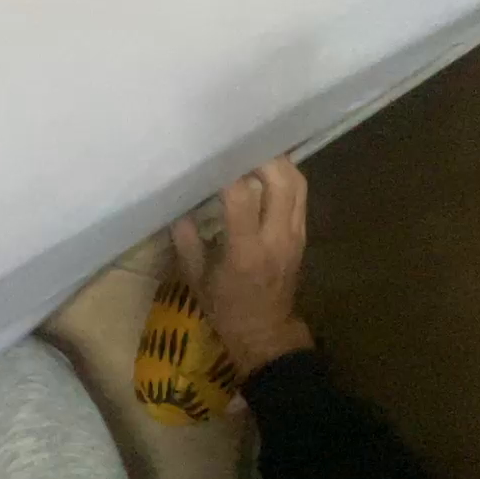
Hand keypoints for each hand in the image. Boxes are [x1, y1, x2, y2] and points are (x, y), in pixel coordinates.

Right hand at [171, 156, 314, 375]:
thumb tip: (178, 207)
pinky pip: (299, 195)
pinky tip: (264, 171)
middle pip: (282, 181)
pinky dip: (284, 176)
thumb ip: (187, 240)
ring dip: (278, 162)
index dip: (229, 172)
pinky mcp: (302, 235)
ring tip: (252, 151)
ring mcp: (295, 235)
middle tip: (238, 145)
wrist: (266, 333)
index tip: (212, 157)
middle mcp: (276, 238)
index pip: (242, 198)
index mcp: (245, 252)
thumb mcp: (196, 279)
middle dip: (262, 156)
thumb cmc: (226, 309)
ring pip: (297, 183)